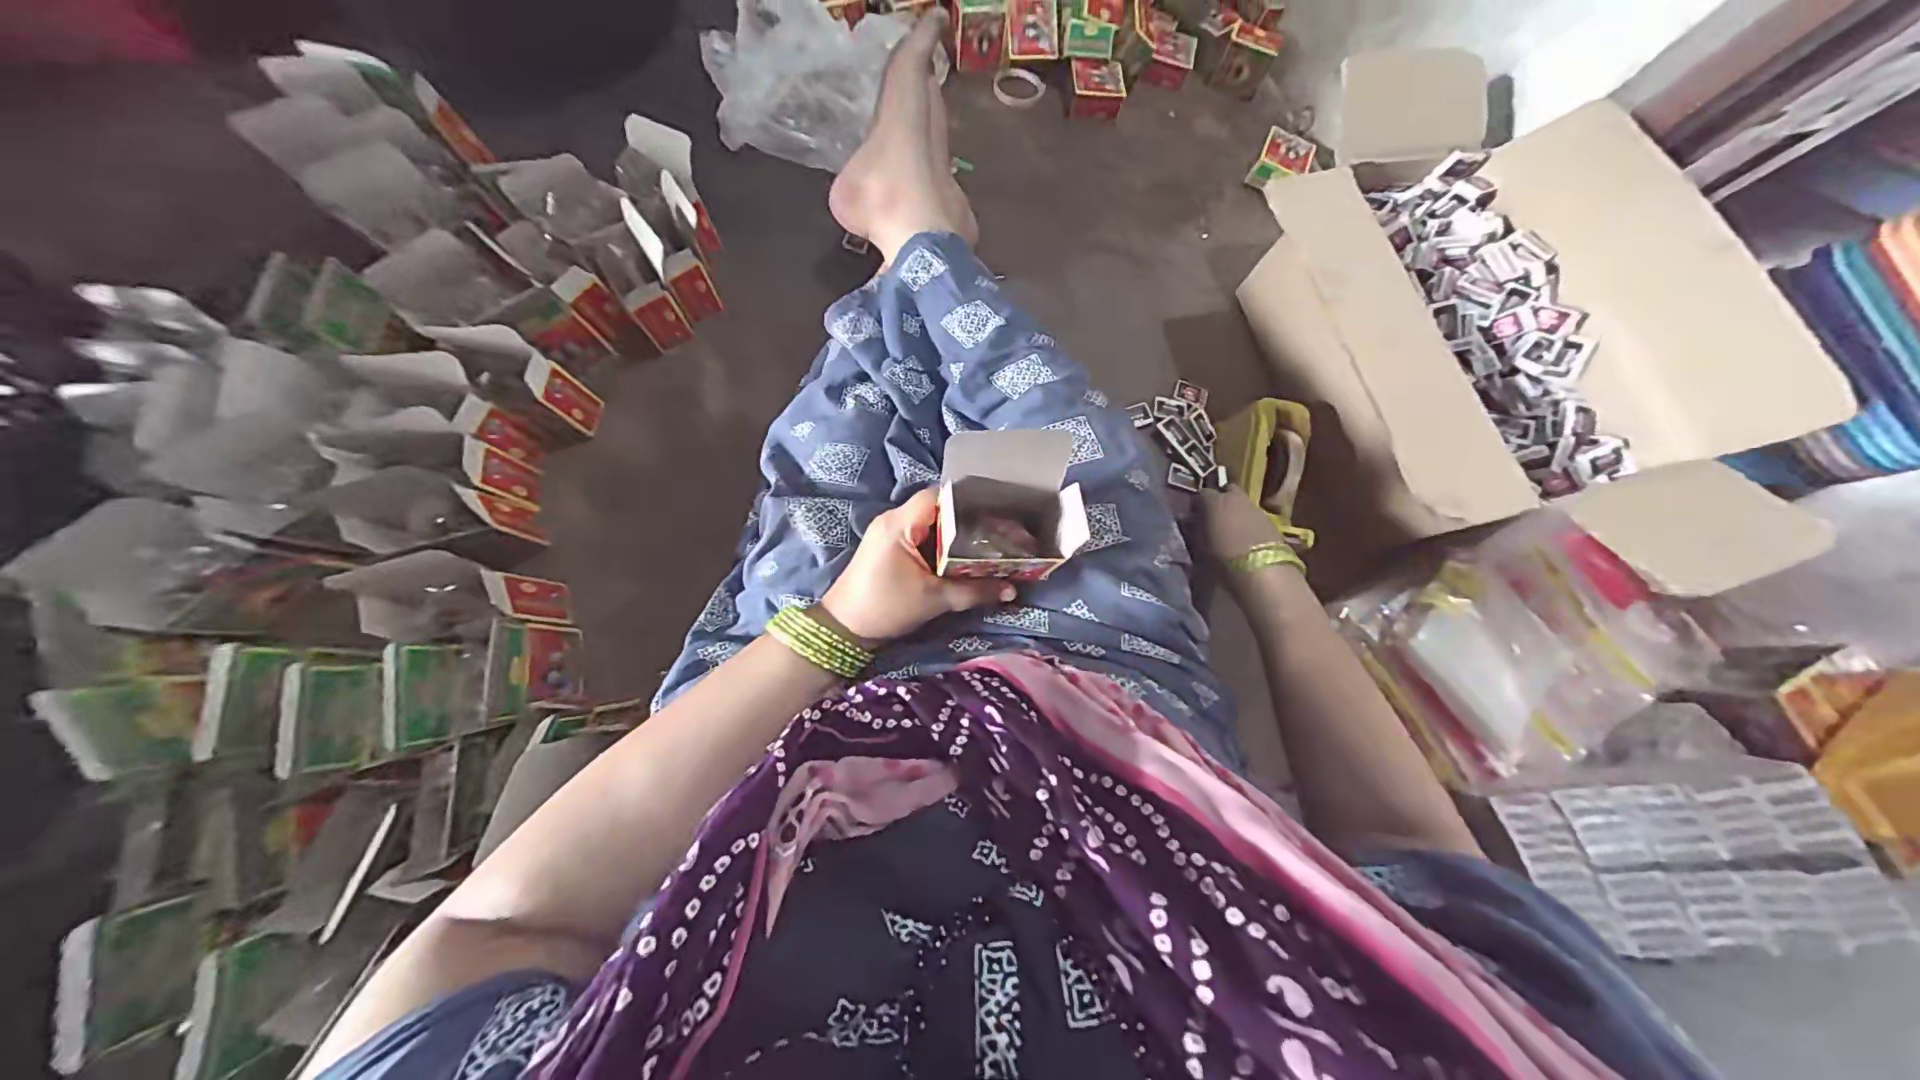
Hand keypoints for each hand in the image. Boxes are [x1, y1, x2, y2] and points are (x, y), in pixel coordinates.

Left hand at [821, 488, 1012, 643]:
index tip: (994, 516)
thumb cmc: (885, 608)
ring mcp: (888, 533)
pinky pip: (921, 535)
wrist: (843, 629)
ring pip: (930, 522)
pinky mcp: (889, 547)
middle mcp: (893, 520)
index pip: (939, 496)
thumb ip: (974, 591)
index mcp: (900, 524)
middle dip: (968, 520)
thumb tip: (1012, 590)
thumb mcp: (934, 600)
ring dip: (955, 533)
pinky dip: (941, 544)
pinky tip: (961, 556)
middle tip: (997, 533)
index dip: (969, 502)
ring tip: (986, 544)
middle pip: (937, 507)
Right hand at [1199, 486, 1284, 566]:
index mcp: (1214, 501)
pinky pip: (1255, 517)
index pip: (1201, 494)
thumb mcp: (1198, 547)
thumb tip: (1187, 521)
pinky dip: (1249, 524)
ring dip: (1236, 514)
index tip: (1193, 519)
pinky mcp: (1272, 522)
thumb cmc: (1221, 559)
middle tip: (1214, 521)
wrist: (1263, 574)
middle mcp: (1236, 499)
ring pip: (1242, 504)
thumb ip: (1192, 530)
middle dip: (1220, 502)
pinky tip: (1246, 541)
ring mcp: (1256, 508)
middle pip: (1227, 492)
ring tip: (1230, 534)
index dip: (1197, 506)